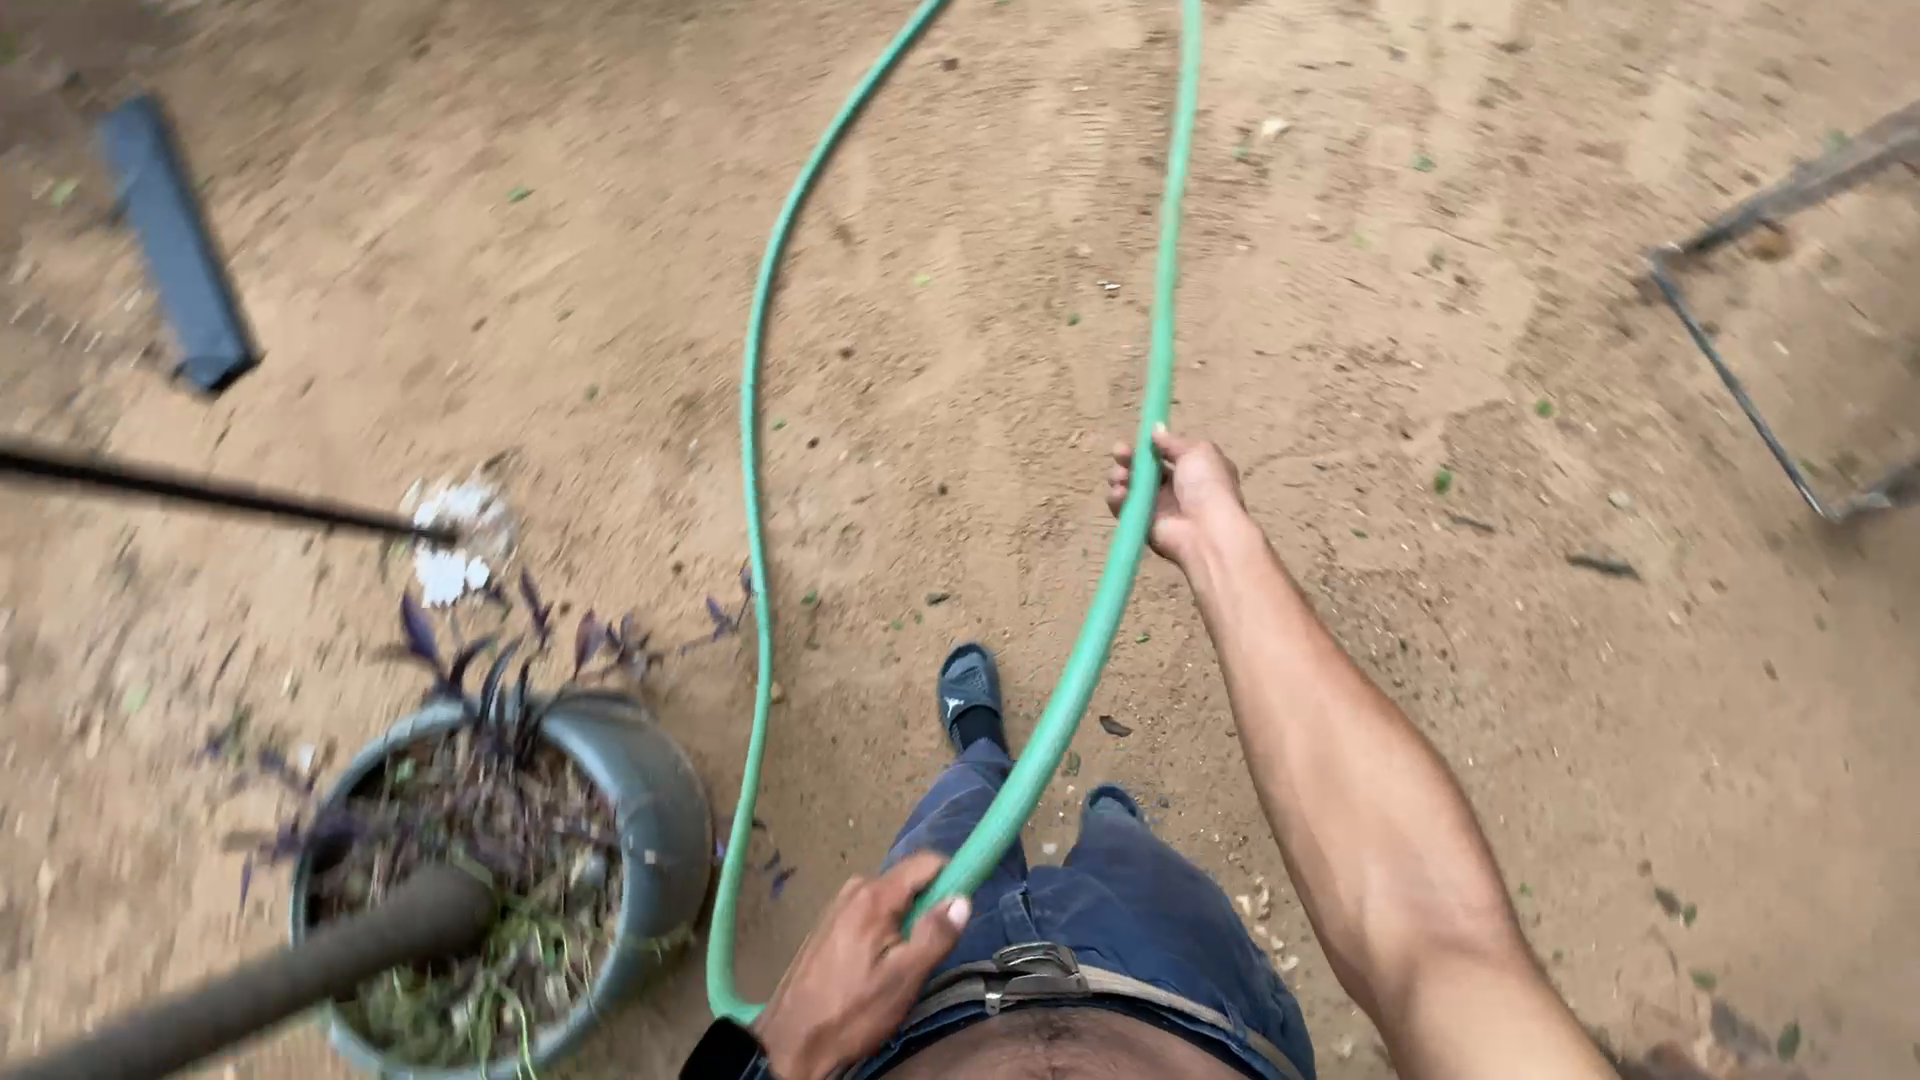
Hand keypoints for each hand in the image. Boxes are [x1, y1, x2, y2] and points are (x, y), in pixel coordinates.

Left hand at [753, 853, 971, 1079]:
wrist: (789, 1043)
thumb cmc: (851, 1012)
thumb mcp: (903, 979)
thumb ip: (935, 935)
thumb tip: (963, 899)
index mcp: (874, 896)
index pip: (926, 862)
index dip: (951, 877)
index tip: (962, 907)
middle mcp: (856, 888)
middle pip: (908, 882)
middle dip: (926, 909)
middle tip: (925, 952)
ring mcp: (839, 904)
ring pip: (890, 900)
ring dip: (904, 924)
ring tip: (898, 967)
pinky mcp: (829, 923)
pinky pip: (871, 913)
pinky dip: (883, 931)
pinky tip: (874, 968)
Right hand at [1105, 425, 1251, 571]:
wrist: (1206, 530)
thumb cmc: (1207, 485)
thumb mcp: (1198, 451)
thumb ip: (1173, 441)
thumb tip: (1155, 430)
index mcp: (1192, 469)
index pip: (1164, 454)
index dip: (1148, 446)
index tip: (1137, 439)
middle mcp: (1174, 488)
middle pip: (1143, 469)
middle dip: (1128, 459)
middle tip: (1119, 453)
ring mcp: (1158, 507)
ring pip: (1130, 487)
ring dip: (1120, 477)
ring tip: (1120, 477)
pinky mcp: (1143, 524)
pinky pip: (1124, 509)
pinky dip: (1117, 500)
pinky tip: (1120, 493)